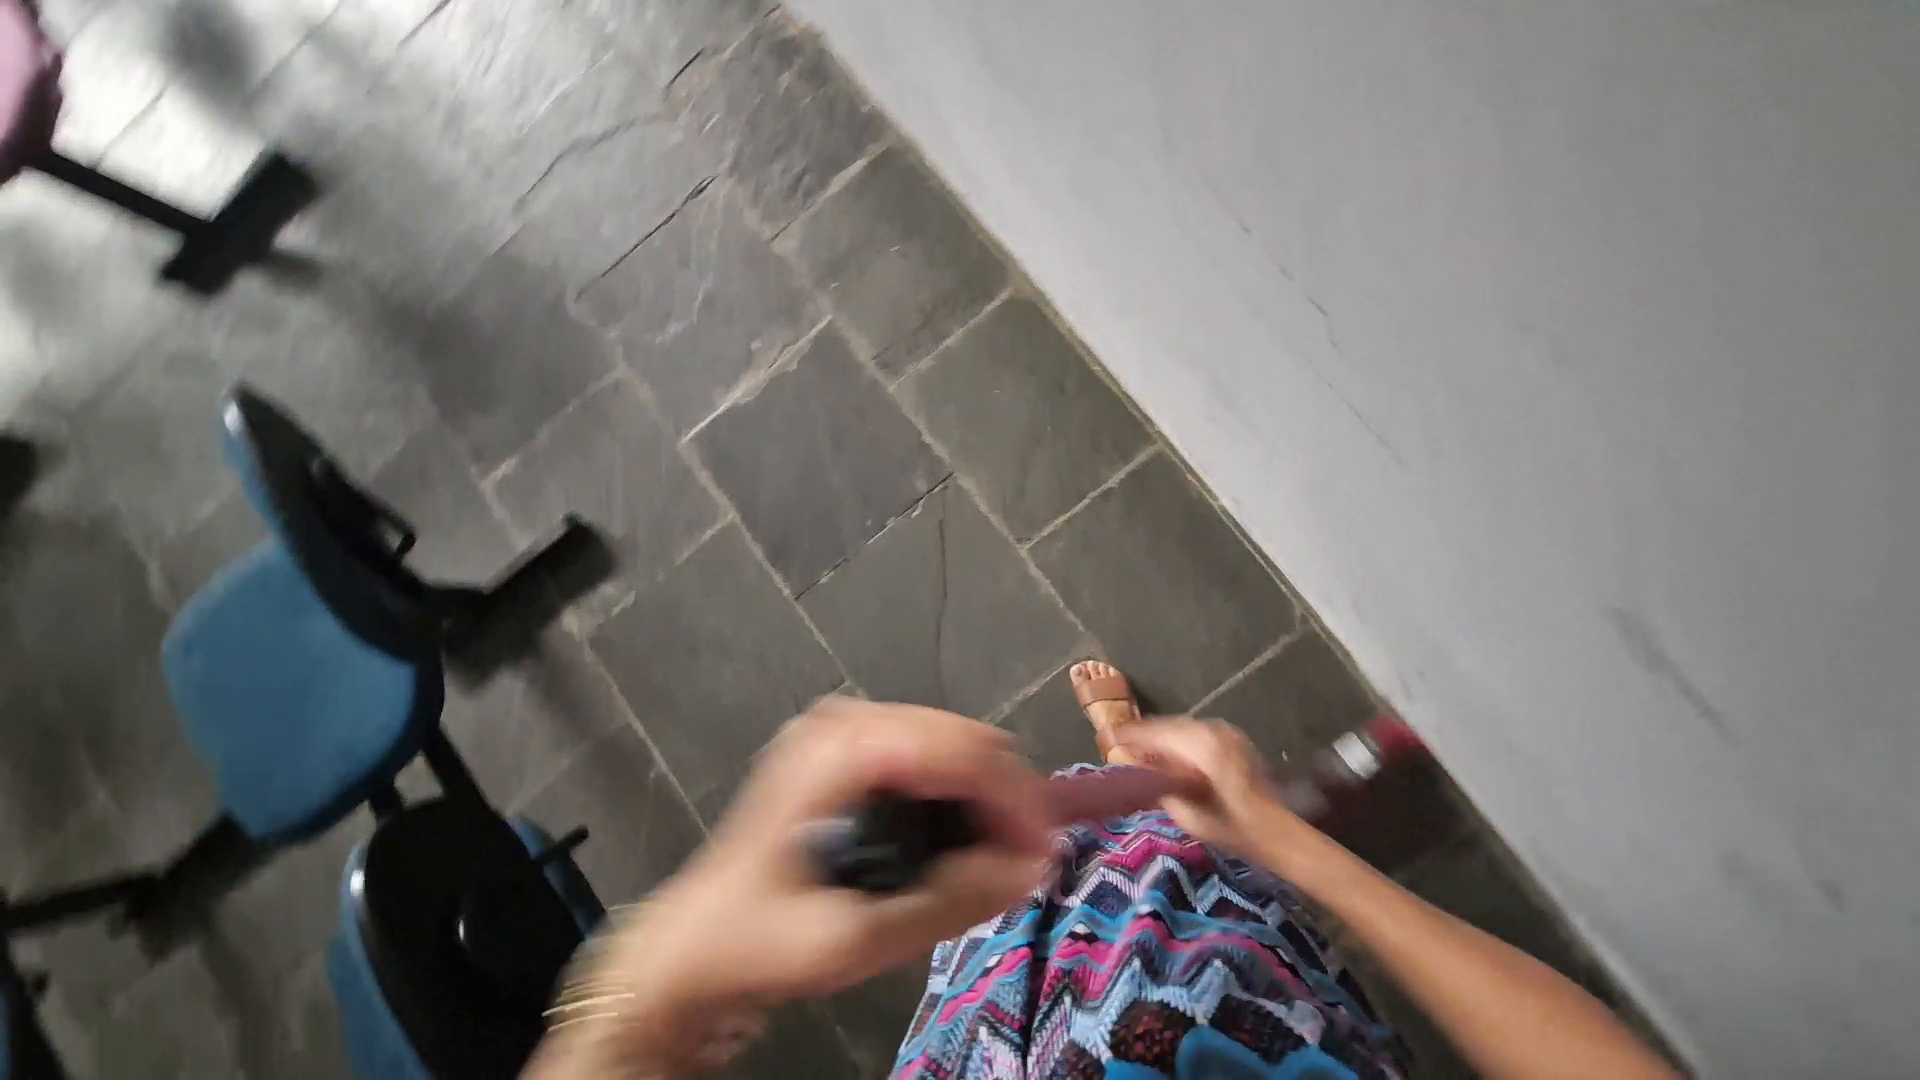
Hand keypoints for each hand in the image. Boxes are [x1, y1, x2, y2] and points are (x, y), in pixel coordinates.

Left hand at [534, 698, 1052, 1075]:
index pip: (957, 748)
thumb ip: (949, 900)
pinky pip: (926, 754)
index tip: (1044, 851)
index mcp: (842, 750)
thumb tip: (1031, 867)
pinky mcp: (845, 749)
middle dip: (1006, 796)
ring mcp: (842, 729)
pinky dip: (956, 792)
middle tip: (1029, 861)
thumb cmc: (763, 940)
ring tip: (1002, 855)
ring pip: (949, 742)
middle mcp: (845, 722)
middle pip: (959, 737)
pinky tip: (962, 837)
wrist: (695, 945)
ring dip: (985, 795)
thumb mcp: (856, 938)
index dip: (1014, 795)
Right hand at [1112, 717, 1303, 858]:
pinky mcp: (1234, 739)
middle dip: (1143, 735)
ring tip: (1139, 751)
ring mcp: (1227, 733)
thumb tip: (1135, 766)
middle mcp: (1214, 732)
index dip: (1129, 734)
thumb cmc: (1234, 830)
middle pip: (1167, 726)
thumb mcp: (1189, 815)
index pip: (1156, 732)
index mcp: (1202, 747)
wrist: (1280, 833)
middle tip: (1118, 744)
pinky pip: (1196, 733)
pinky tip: (1168, 756)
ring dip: (1160, 737)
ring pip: (1181, 728)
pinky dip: (1178, 740)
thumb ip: (1159, 785)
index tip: (1105, 737)